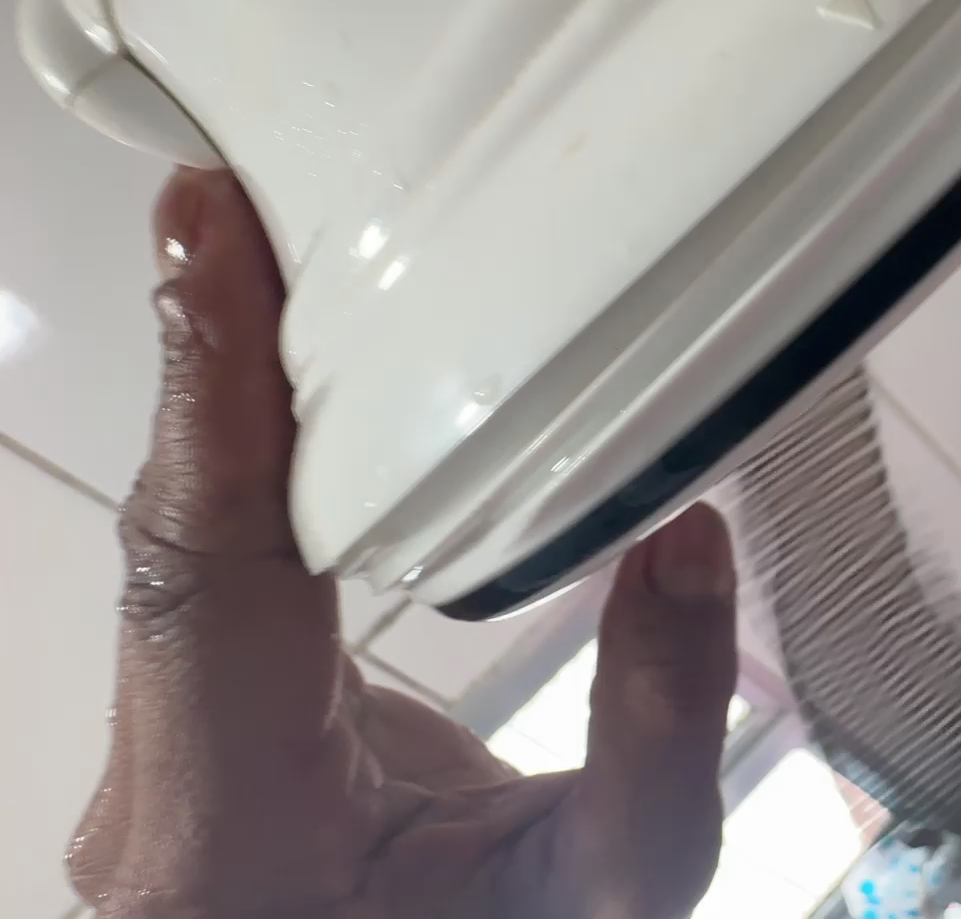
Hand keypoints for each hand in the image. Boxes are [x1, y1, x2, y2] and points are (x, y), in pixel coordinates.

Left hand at [67, 170, 739, 918]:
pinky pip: (243, 571)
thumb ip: (659, 724)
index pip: (207, 578)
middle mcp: (167, 786)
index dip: (219, 399)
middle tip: (241, 216)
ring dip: (239, 406)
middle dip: (215, 368)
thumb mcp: (618, 877)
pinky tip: (324, 405)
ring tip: (278, 276)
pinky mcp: (242, 725)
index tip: (214, 237)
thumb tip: (686, 537)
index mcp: (227, 842)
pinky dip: (277, 466)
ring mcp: (192, 753)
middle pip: (182, 541)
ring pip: (202, 549)